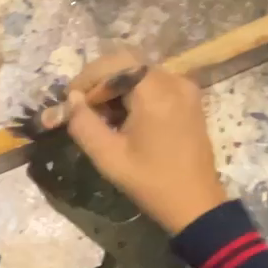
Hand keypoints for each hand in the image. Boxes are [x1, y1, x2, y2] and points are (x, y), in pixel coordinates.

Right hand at [64, 53, 227, 234]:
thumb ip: (84, 125)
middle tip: (83, 109)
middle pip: (128, 64)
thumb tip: (72, 101)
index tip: (71, 100)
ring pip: (141, 73)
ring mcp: (186, 89)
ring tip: (102, 118)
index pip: (114, 63)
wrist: (195, 204)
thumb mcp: (109, 158)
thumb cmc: (151, 183)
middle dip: (101, 82)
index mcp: (155, 92)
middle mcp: (174, 81)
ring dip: (117, 89)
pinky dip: (136, 94)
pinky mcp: (190, 100)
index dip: (88, 77)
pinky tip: (125, 120)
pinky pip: (156, 84)